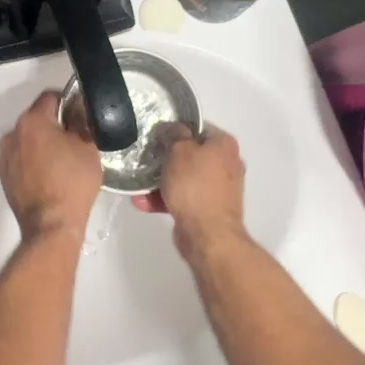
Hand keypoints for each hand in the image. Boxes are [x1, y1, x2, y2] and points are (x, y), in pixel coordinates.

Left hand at [0, 91, 102, 242]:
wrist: (51, 225)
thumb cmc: (73, 182)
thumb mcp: (88, 147)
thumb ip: (82, 122)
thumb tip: (78, 111)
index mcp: (33, 121)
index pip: (50, 97)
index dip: (68, 100)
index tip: (81, 113)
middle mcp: (12, 133)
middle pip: (36, 118)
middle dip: (54, 123)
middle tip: (75, 137)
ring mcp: (4, 156)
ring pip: (27, 139)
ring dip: (42, 142)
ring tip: (62, 159)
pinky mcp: (3, 176)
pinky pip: (21, 158)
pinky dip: (33, 160)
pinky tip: (48, 174)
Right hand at [134, 124, 245, 258]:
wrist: (208, 235)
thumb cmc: (194, 186)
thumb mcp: (179, 151)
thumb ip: (173, 134)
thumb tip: (169, 128)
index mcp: (224, 145)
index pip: (198, 128)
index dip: (176, 130)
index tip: (156, 137)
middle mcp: (226, 164)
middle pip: (190, 155)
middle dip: (165, 160)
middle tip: (146, 159)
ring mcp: (219, 189)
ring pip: (184, 178)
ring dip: (160, 182)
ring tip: (138, 186)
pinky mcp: (209, 210)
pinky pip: (184, 198)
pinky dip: (165, 199)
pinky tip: (143, 203)